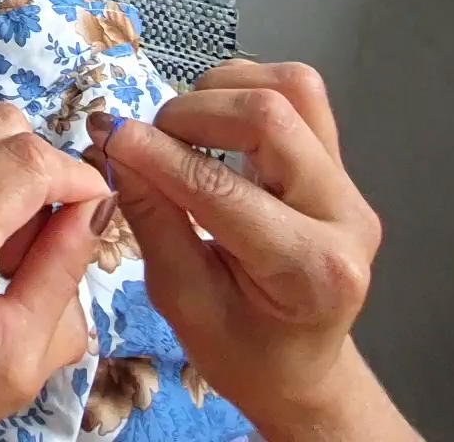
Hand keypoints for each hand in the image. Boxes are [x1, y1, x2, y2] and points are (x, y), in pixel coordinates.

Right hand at [87, 61, 416, 441]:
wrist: (300, 364)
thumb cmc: (239, 347)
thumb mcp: (180, 296)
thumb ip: (149, 215)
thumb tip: (109, 145)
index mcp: (308, 270)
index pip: (219, 188)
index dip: (154, 154)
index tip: (105, 133)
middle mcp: (343, 214)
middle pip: (268, 116)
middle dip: (189, 115)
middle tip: (147, 140)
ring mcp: (348, 181)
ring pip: (290, 88)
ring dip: (219, 93)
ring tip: (183, 130)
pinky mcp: (337, 159)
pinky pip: (296, 90)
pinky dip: (240, 90)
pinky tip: (212, 123)